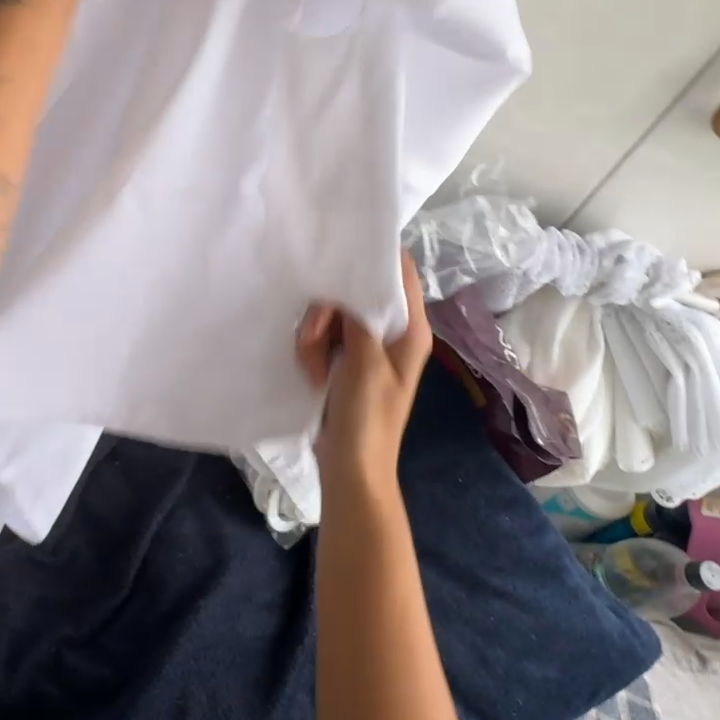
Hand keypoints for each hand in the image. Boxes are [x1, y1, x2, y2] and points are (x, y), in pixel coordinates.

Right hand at [296, 252, 434, 480]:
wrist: (352, 468)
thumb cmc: (368, 418)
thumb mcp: (364, 364)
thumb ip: (358, 320)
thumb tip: (347, 287)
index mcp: (409, 331)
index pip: (401, 276)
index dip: (377, 259)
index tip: (342, 251)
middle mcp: (390, 333)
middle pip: (354, 294)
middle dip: (327, 313)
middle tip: (315, 338)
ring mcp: (365, 348)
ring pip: (331, 316)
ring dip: (314, 338)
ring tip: (313, 368)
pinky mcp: (343, 361)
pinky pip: (322, 336)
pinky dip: (311, 351)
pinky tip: (310, 373)